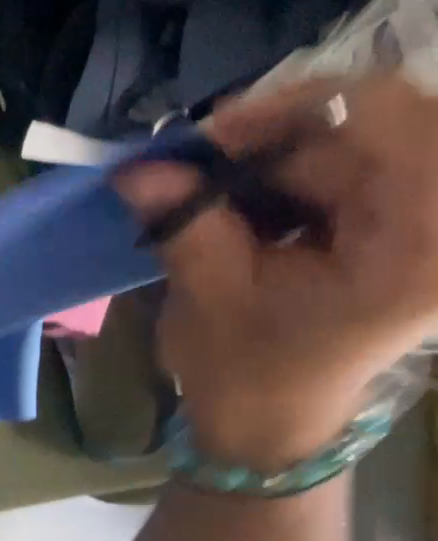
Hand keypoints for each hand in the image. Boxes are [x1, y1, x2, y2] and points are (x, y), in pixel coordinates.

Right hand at [116, 74, 437, 470]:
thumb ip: (187, 226)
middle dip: (270, 139)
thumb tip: (137, 171)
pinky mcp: (406, 219)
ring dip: (270, 159)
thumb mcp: (210, 300)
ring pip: (353, 141)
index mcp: (421, 237)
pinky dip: (286, 175)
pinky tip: (236, 204)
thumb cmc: (244, 376)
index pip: (384, 115)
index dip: (291, 108)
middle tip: (186, 166)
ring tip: (203, 190)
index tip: (204, 137)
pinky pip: (351, 166)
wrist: (272, 425)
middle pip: (370, 125)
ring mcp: (429, 215)